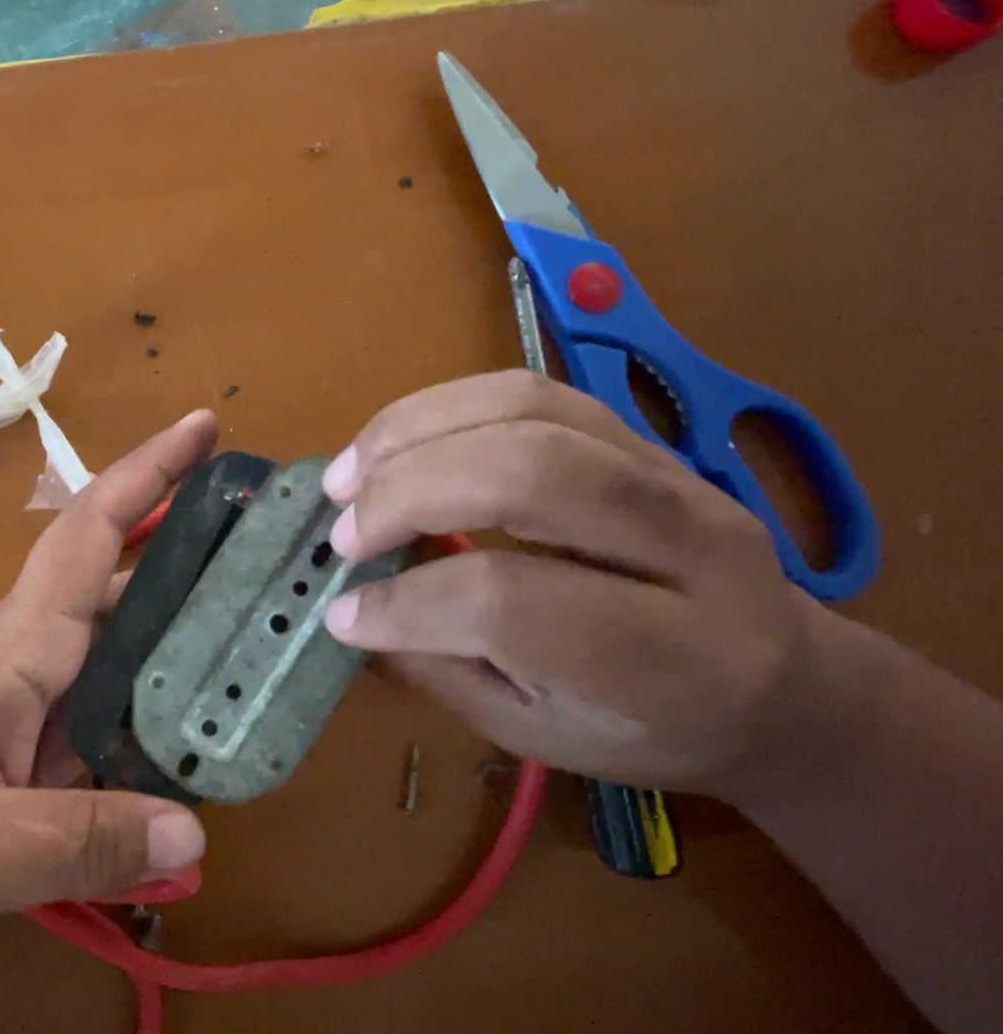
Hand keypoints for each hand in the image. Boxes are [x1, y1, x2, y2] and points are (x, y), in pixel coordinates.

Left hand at [0, 411, 218, 925]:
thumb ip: (85, 841)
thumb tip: (195, 830)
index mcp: (16, 646)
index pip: (91, 536)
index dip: (148, 475)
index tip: (205, 427)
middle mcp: (24, 651)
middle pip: (123, 591)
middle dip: (196, 564)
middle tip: (285, 565)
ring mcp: (17, 691)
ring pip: (115, 655)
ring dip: (180, 647)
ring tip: (264, 653)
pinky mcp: (9, 733)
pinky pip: (93, 709)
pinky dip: (144, 715)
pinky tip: (188, 747)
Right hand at [318, 371, 828, 795]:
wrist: (781, 682)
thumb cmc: (648, 729)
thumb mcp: (540, 733)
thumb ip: (444, 669)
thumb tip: (348, 612)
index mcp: (672, 658)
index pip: (511, 600)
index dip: (407, 603)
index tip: (345, 614)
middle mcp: (691, 546)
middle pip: (529, 474)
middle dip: (406, 495)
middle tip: (342, 536)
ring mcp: (672, 472)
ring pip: (525, 409)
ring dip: (410, 434)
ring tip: (347, 478)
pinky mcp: (637, 434)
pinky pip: (528, 391)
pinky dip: (439, 410)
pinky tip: (391, 446)